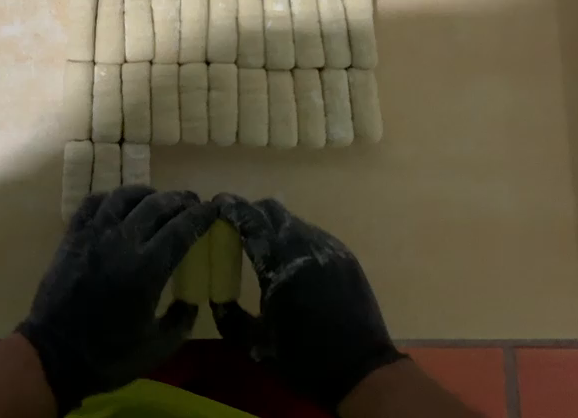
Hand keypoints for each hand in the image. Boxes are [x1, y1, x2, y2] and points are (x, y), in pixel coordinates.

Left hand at [17, 186, 216, 412]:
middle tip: (192, 202)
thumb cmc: (108, 356)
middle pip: (158, 205)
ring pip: (126, 196)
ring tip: (158, 200)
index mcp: (147, 268)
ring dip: (148, 194)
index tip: (213, 209)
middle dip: (180, 200)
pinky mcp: (73, 234)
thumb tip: (191, 301)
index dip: (201, 216)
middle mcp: (122, 241)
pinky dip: (112, 198)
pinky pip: (95, 202)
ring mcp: (95, 233)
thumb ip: (181, 321)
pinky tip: (120, 206)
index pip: (182, 229)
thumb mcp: (157, 349)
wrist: (53, 354)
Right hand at [211, 194, 403, 409]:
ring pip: (293, 220)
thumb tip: (215, 296)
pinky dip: (294, 237)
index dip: (231, 209)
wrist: (362, 372)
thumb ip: (229, 318)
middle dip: (250, 212)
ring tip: (262, 242)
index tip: (216, 204)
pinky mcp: (344, 254)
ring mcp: (328, 247)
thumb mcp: (258, 346)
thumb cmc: (305, 360)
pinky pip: (312, 233)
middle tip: (235, 223)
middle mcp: (305, 246)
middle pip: (272, 210)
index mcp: (280, 266)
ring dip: (273, 225)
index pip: (250, 221)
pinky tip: (291, 257)